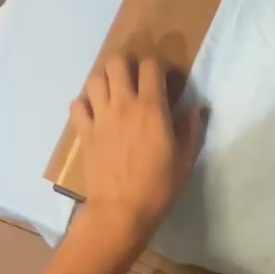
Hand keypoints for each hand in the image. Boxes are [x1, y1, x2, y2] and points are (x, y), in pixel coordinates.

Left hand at [69, 55, 206, 247]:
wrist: (121, 211)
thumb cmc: (158, 187)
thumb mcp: (185, 160)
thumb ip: (191, 130)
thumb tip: (197, 108)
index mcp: (152, 108)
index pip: (150, 66)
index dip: (156, 67)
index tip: (160, 80)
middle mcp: (123, 104)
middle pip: (116, 63)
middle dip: (125, 65)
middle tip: (132, 80)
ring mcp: (100, 117)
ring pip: (94, 79)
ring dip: (103, 80)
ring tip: (111, 93)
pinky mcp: (84, 132)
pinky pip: (77, 105)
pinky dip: (84, 104)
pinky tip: (93, 113)